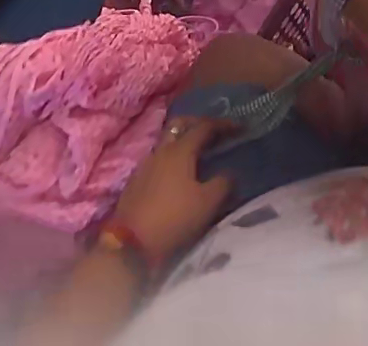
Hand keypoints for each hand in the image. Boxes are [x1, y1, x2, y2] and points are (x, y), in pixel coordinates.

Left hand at [111, 117, 235, 260]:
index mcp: (180, 150)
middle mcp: (161, 150)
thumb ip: (223, 183)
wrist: (129, 244)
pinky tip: (179, 174)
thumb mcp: (206, 203)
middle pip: (181, 125)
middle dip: (199, 124)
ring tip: (199, 155)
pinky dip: (173, 158)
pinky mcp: (137, 180)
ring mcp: (146, 164)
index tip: (239, 127)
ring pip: (168, 142)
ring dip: (184, 142)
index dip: (223, 124)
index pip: (204, 127)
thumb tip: (230, 173)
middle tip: (215, 132)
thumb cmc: (173, 219)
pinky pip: (159, 159)